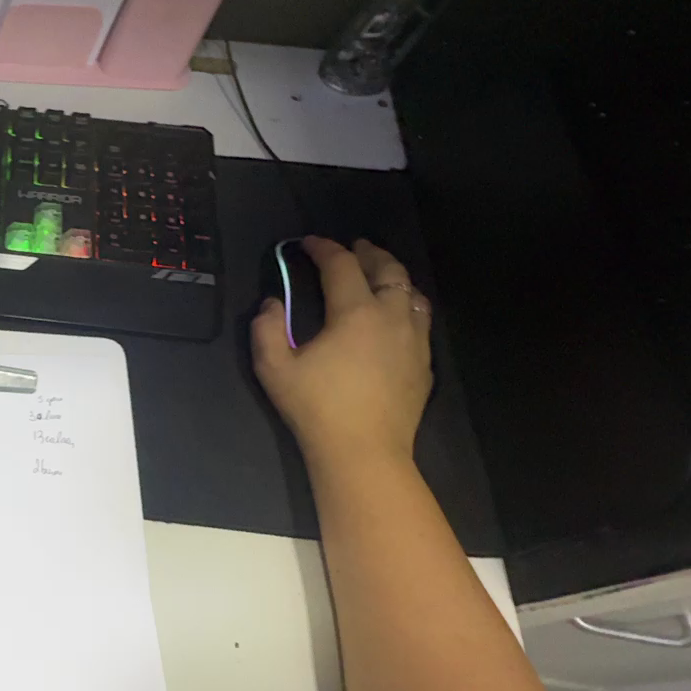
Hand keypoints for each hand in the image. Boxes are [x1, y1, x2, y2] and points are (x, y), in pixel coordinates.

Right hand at [251, 237, 432, 465]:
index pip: (341, 267)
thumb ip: (267, 330)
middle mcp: (391, 315)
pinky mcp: (423, 359)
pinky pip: (420, 316)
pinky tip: (395, 312)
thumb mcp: (274, 369)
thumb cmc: (314, 406)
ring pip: (410, 291)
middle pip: (386, 269)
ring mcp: (414, 337)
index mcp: (354, 312)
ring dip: (392, 274)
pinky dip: (405, 301)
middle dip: (367, 252)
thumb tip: (271, 304)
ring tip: (378, 273)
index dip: (324, 249)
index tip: (307, 243)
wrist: (363, 448)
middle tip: (351, 246)